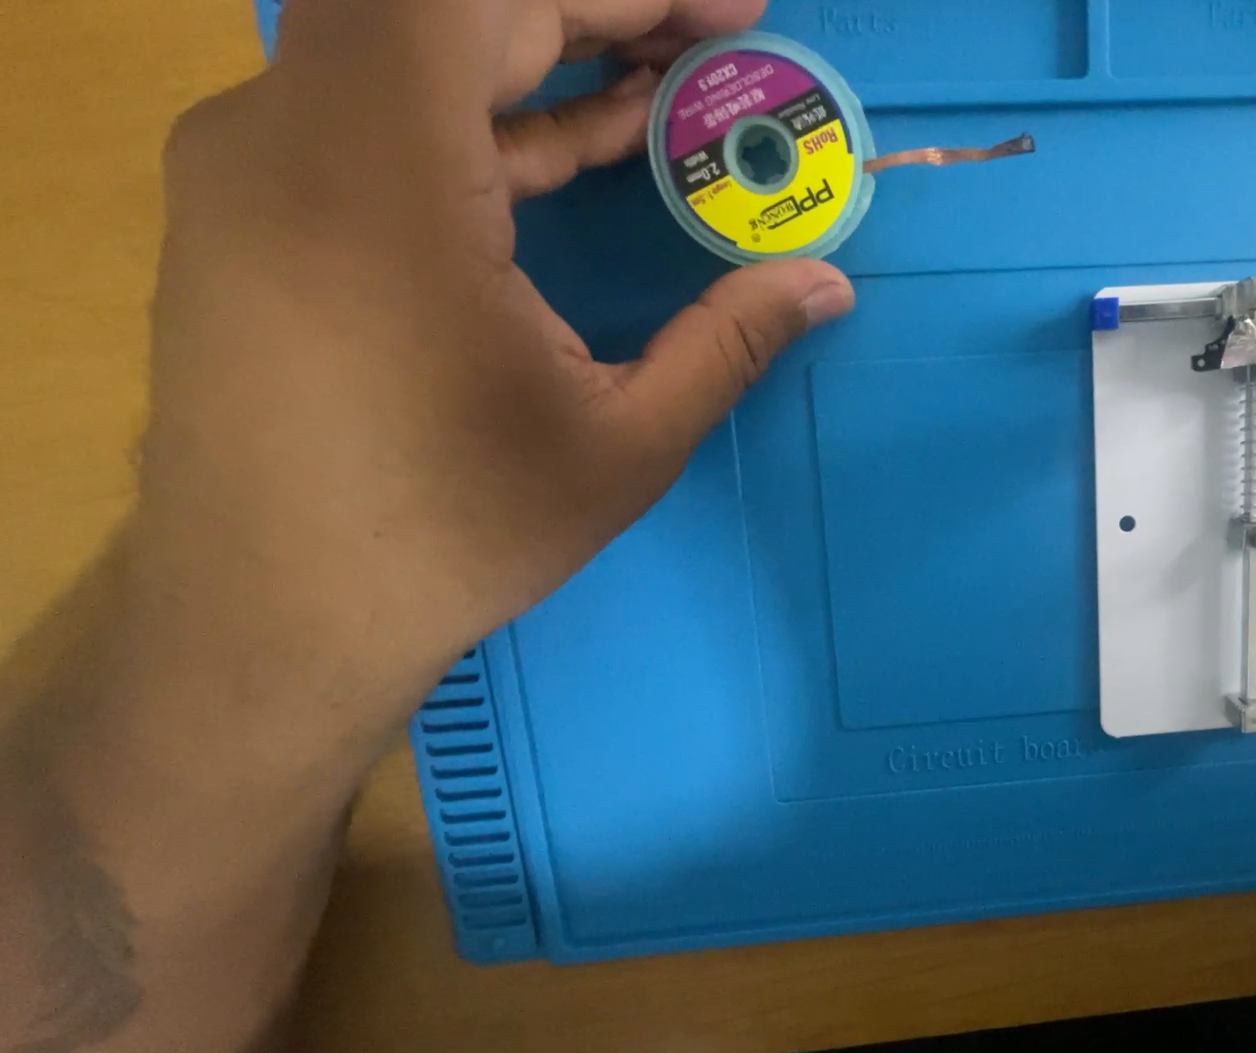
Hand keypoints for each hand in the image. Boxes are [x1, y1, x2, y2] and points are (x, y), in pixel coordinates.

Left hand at [141, 0, 853, 748]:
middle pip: (449, 7)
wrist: (279, 618)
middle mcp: (287, 140)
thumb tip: (829, 282)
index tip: (728, 9)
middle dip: (596, 7)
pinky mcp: (260, 218)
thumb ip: (731, 340)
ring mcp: (256, 174)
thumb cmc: (461, 530)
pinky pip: (383, 124)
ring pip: (412, 60)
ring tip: (666, 86)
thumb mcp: (627, 441)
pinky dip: (490, 122)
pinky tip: (581, 149)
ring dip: (546, 61)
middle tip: (716, 36)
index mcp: (380, 181)